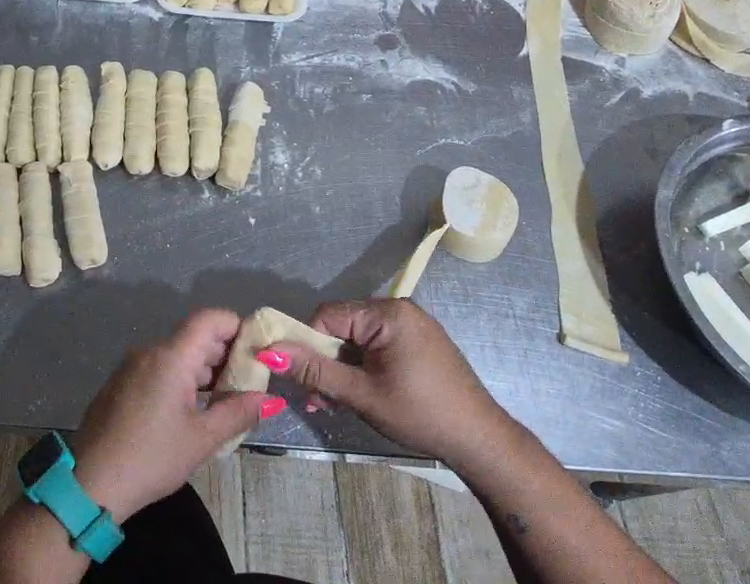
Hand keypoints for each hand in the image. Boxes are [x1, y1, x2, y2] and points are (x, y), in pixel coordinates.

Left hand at [69, 309, 282, 518]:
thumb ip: (238, 413)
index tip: (257, 353)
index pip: (209, 319)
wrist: (89, 483)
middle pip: (195, 336)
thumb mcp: (202, 439)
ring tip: (225, 400)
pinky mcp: (121, 384)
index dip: (237, 327)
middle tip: (249, 383)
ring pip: (177, 354)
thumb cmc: (151, 458)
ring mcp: (131, 367)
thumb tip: (267, 398)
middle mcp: (150, 352)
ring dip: (204, 370)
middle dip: (225, 353)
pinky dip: (181, 379)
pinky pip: (159, 369)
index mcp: (171, 356)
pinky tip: (191, 410)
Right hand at [266, 299, 508, 461]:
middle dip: (325, 362)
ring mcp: (412, 326)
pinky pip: (377, 346)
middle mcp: (399, 310)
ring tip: (335, 405)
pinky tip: (360, 396)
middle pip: (342, 327)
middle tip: (318, 400)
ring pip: (358, 340)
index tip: (302, 380)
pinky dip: (362, 368)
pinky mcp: (419, 343)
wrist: (480, 440)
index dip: (308, 345)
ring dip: (342, 370)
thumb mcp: (361, 394)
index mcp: (387, 313)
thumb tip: (269, 352)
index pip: (328, 315)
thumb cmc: (419, 413)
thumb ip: (315, 371)